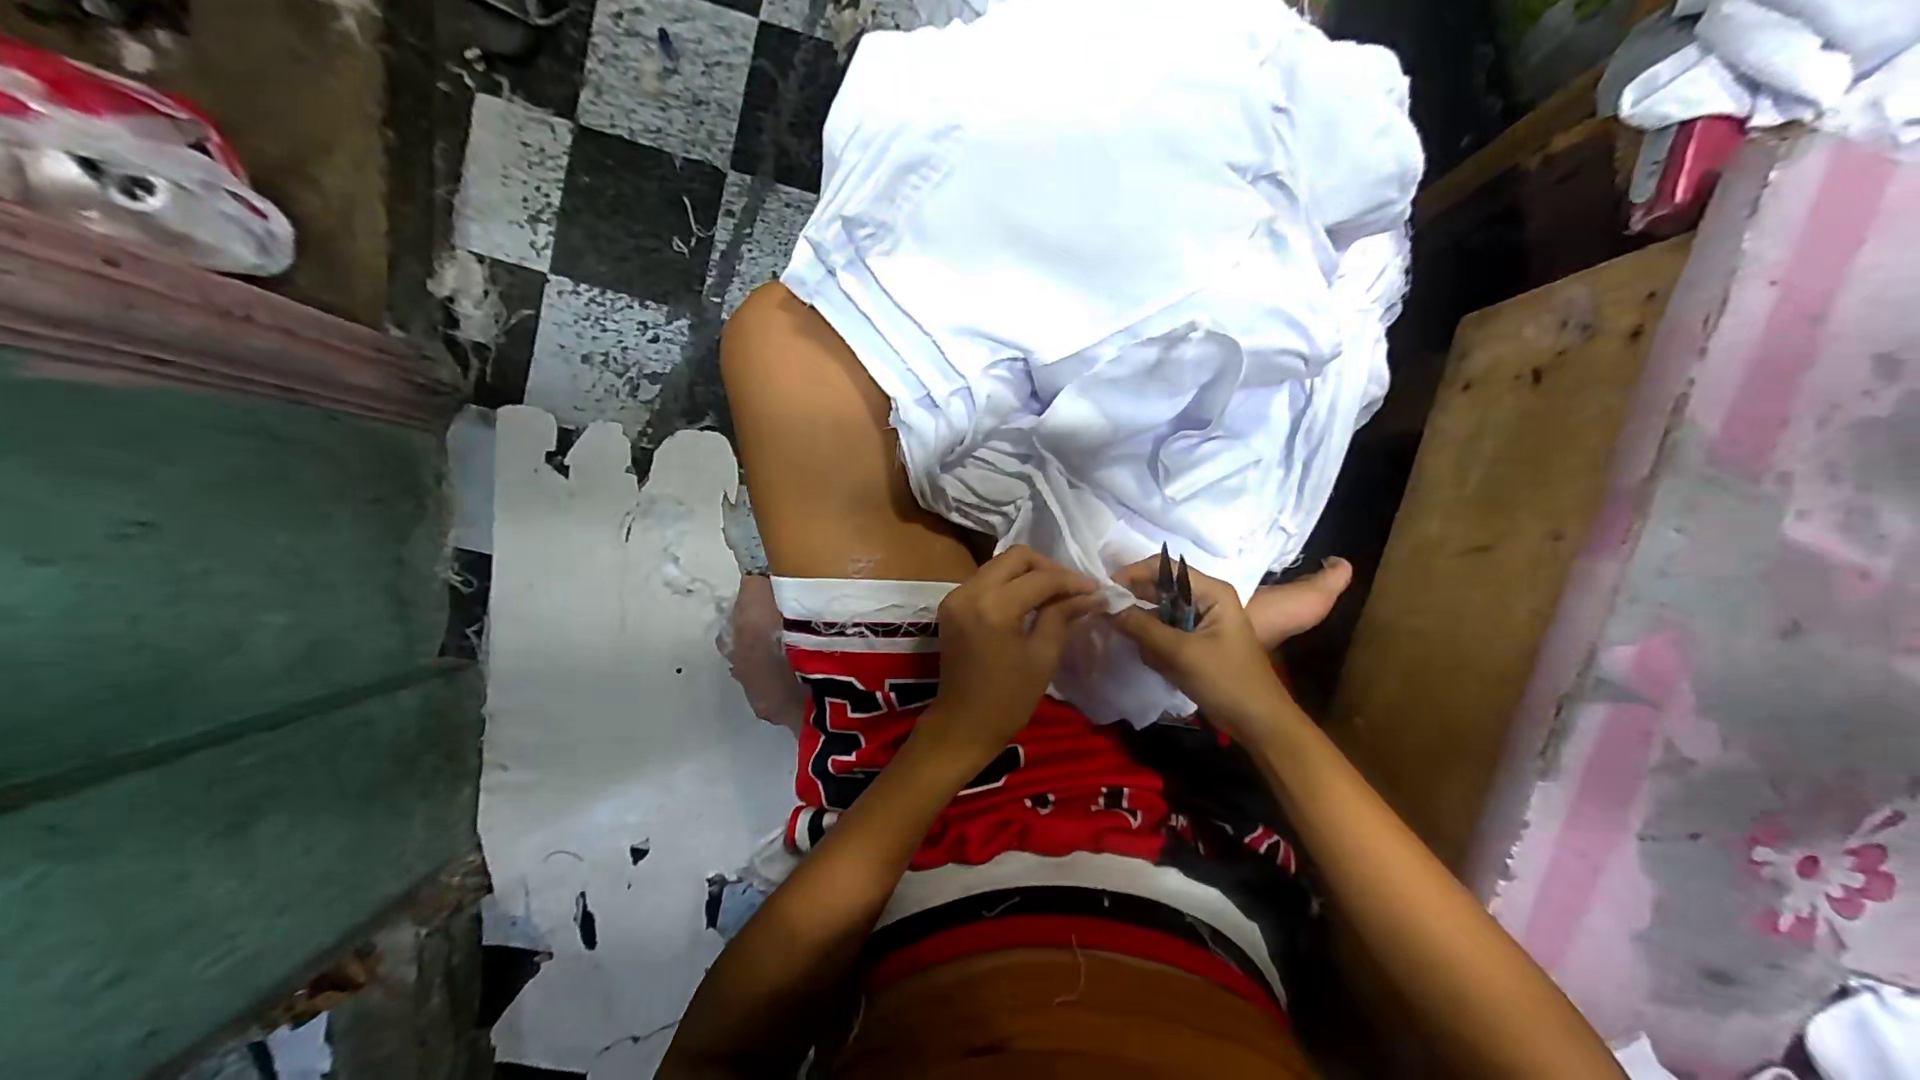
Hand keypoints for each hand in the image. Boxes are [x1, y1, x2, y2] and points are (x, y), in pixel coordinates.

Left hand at [915, 546, 1101, 765]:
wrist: (962, 725)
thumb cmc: (1008, 699)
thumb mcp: (1043, 656)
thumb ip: (1062, 615)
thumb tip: (1091, 595)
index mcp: (994, 607)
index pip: (1040, 578)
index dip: (1071, 581)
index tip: (1095, 590)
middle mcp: (969, 592)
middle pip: (1016, 557)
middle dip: (1048, 568)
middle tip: (1072, 589)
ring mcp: (956, 596)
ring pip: (999, 565)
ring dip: (1028, 574)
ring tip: (1055, 595)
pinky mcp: (951, 605)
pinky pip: (986, 580)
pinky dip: (1010, 584)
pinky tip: (1030, 601)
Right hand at [1109, 556, 1349, 741]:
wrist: (1257, 722)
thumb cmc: (1227, 680)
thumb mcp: (1181, 653)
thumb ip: (1141, 627)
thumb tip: (1106, 606)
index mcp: (1210, 592)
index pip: (1163, 568)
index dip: (1132, 574)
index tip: (1105, 592)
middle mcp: (1204, 600)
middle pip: (1158, 590)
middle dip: (1136, 606)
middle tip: (1108, 619)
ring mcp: (1198, 622)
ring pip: (1157, 615)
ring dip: (1146, 633)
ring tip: (1149, 654)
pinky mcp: (1193, 643)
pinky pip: (1162, 635)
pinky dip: (1154, 647)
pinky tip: (1160, 665)